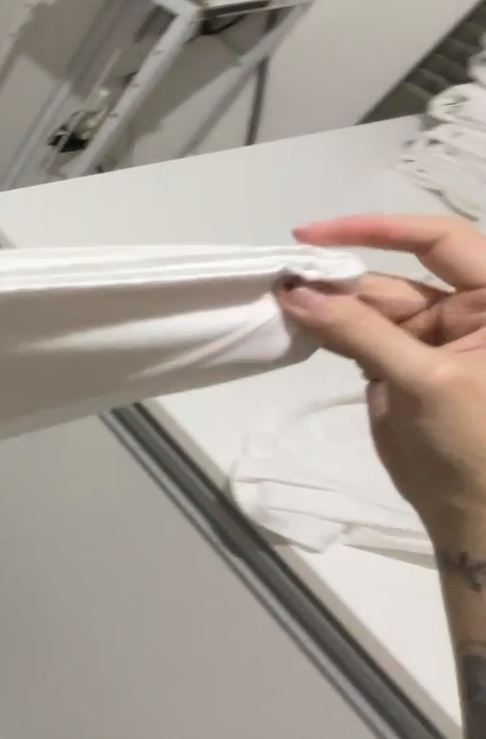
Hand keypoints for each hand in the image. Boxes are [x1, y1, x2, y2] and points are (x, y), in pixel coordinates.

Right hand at [278, 215, 485, 541]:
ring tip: (273, 305)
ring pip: (368, 306)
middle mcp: (475, 312)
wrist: (479, 508)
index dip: (379, 230)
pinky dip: (321, 329)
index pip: (445, 242)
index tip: (308, 236)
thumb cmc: (480, 440)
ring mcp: (435, 338)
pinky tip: (290, 326)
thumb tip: (293, 292)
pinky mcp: (400, 362)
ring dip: (321, 305)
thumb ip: (359, 331)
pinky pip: (355, 334)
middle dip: (335, 278)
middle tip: (274, 283)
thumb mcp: (426, 380)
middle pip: (395, 276)